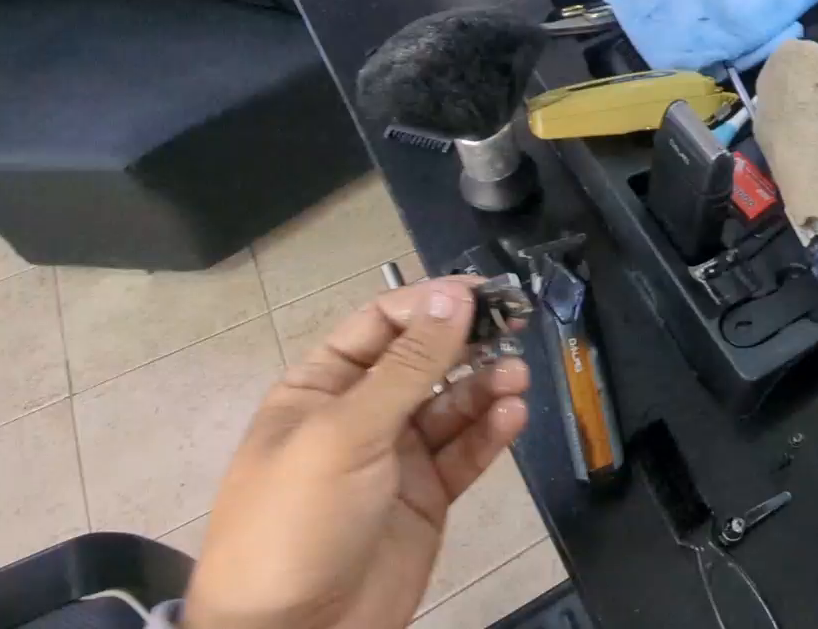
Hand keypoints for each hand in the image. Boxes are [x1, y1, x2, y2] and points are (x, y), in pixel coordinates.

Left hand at [184, 278, 531, 628]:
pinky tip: (512, 417)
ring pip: (454, 401)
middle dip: (469, 341)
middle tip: (517, 326)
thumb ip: (409, 362)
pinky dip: (491, 431)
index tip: (486, 293)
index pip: (382, 323)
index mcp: (321, 389)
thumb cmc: (299, 524)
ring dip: (487, 385)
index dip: (432, 303)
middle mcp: (361, 414)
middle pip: (426, 359)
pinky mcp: (428, 493)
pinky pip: (466, 449)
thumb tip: (454, 293)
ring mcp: (397, 455)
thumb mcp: (348, 433)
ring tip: (517, 380)